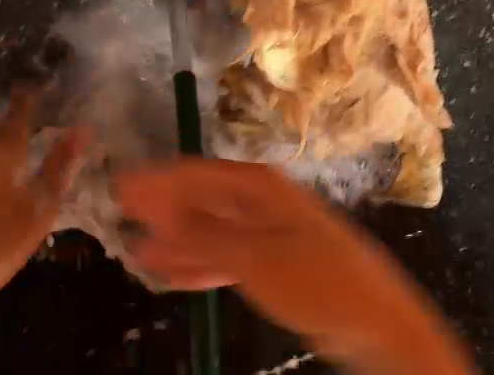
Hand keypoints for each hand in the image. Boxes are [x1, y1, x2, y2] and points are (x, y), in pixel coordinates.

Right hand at [115, 159, 476, 374]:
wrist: (374, 319)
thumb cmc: (317, 278)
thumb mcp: (256, 258)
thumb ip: (204, 237)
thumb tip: (156, 217)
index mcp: (259, 187)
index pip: (196, 175)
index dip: (158, 180)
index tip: (120, 186)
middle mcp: (261, 201)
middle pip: (202, 199)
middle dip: (163, 207)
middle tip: (120, 212)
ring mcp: (267, 232)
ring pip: (211, 230)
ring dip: (177, 239)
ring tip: (137, 247)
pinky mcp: (272, 262)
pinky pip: (225, 256)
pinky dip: (199, 264)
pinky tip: (173, 274)